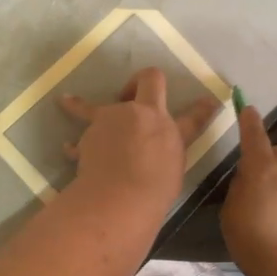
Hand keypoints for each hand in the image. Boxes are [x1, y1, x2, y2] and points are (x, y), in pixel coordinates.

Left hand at [61, 68, 218, 212]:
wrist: (120, 195)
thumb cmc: (152, 191)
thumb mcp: (171, 172)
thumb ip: (166, 153)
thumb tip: (158, 152)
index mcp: (169, 129)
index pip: (194, 116)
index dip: (202, 108)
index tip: (209, 102)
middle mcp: (142, 115)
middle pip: (147, 80)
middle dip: (139, 83)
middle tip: (132, 94)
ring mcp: (113, 119)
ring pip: (95, 106)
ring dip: (85, 107)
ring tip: (70, 104)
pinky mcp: (90, 132)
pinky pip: (78, 138)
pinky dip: (73, 144)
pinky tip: (67, 148)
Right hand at [221, 107, 276, 275]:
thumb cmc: (257, 245)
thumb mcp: (231, 217)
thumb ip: (239, 191)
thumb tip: (248, 180)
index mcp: (262, 169)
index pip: (254, 136)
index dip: (249, 122)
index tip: (247, 109)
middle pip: (276, 153)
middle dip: (265, 160)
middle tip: (252, 185)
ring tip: (269, 212)